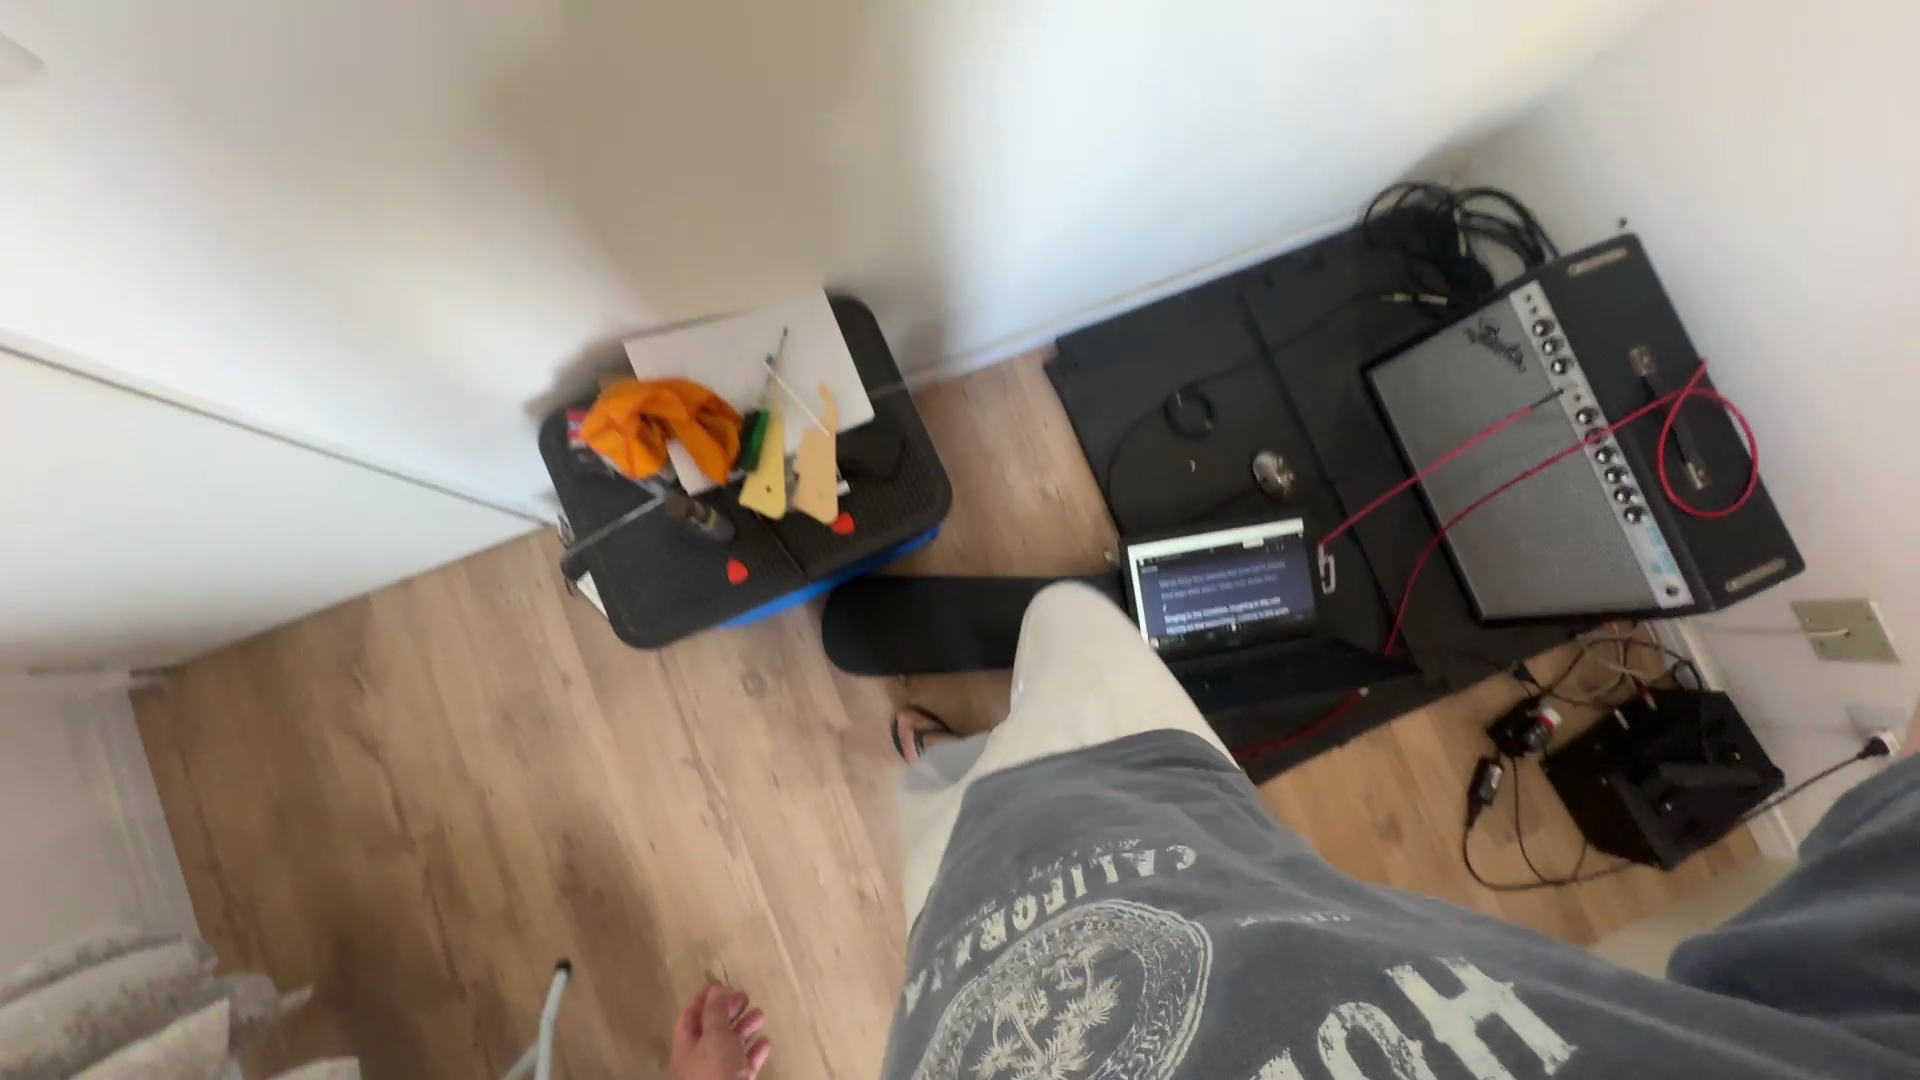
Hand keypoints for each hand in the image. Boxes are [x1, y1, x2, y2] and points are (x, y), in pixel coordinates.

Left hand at [669, 983, 770, 1079]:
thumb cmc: (714, 1072)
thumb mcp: (715, 1035)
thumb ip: (716, 1011)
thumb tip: (715, 988)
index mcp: (686, 1047)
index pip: (690, 1016)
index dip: (704, 999)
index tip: (722, 984)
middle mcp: (698, 1061)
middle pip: (712, 1030)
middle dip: (729, 1011)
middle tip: (746, 997)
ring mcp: (716, 1076)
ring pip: (730, 1046)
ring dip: (745, 1029)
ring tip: (761, 1016)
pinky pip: (743, 1066)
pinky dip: (754, 1053)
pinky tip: (765, 1043)